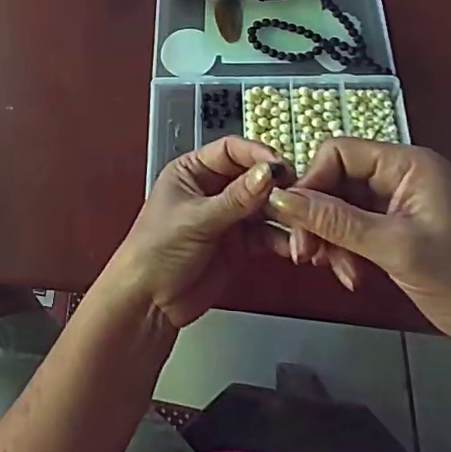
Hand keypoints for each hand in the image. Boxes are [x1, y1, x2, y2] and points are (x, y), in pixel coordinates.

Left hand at [102, 136, 288, 327]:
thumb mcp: (196, 220)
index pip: (230, 150)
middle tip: (298, 197)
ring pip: (265, 206)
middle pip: (253, 177)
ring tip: (300, 225)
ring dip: (284, 215)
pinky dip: (282, 239)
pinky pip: (268, 234)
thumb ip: (235, 198)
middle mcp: (210, 190)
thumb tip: (267, 173)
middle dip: (277, 187)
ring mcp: (226, 216)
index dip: (257, 155)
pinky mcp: (238, 243)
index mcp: (190, 172)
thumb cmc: (153, 252)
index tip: (281, 167)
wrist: (149, 301)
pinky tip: (293, 246)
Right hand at [264, 138, 450, 358]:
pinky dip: (344, 250)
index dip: (311, 181)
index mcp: (410, 165)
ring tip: (336, 270)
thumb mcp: (396, 248)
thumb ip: (335, 221)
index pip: (338, 152)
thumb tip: (282, 199)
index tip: (294, 218)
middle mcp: (401, 176)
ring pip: (339, 207)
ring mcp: (399, 202)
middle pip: (335, 180)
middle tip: (305, 254)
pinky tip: (350, 275)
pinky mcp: (397, 227)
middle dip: (317, 217)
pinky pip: (353, 228)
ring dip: (329, 239)